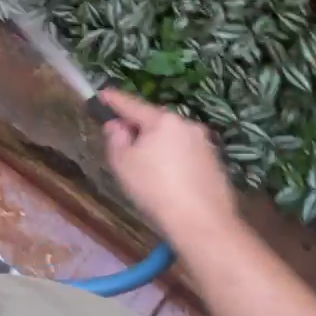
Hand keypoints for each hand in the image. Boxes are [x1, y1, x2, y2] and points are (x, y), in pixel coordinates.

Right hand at [98, 89, 240, 246]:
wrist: (202, 221)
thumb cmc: (154, 187)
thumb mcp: (122, 162)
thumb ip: (115, 137)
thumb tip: (118, 126)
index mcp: (162, 120)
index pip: (131, 104)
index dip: (113, 99)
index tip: (101, 94)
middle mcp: (186, 125)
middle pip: (154, 119)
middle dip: (136, 125)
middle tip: (119, 137)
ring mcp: (204, 143)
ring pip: (170, 135)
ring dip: (155, 141)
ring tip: (142, 161)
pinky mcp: (214, 161)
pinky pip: (184, 150)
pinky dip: (171, 155)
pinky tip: (164, 175)